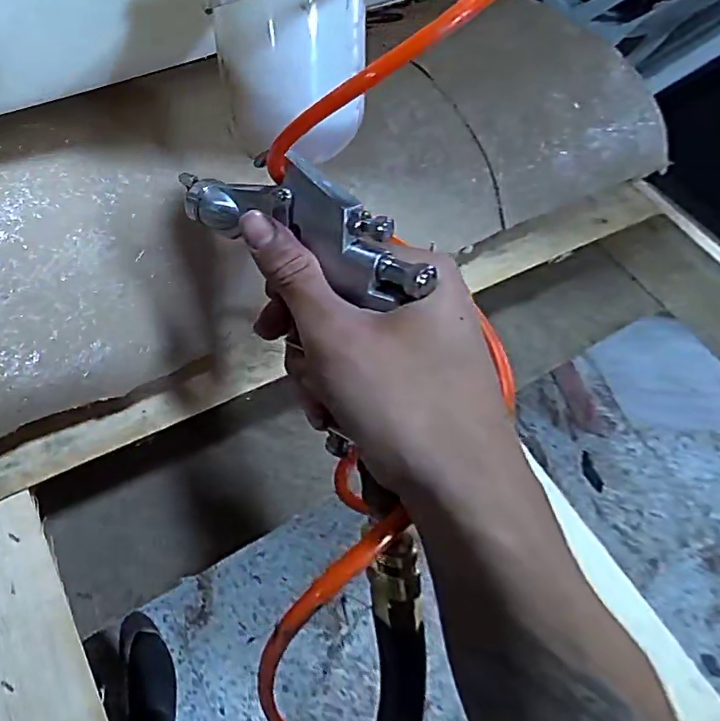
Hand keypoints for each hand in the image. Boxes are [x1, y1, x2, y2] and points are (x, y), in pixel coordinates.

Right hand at [239, 210, 522, 510]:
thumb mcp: (333, 333)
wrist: (465, 502)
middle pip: (332, 294)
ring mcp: (422, 340)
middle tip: (297, 363)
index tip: (272, 315)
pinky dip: (337, 387)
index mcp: (418, 271)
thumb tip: (254, 218)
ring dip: (315, 370)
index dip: (292, 277)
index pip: (333, 248)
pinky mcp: (416, 376)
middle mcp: (424, 297)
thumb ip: (290, 273)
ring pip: (338, 333)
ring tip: (322, 404)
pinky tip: (335, 416)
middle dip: (304, 337)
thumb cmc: (400, 403)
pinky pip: (358, 363)